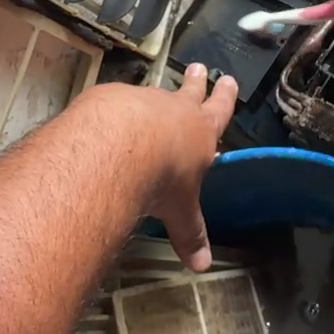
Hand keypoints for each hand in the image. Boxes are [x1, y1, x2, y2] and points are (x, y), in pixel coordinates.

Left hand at [74, 63, 236, 270]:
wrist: (119, 144)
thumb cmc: (163, 178)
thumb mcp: (179, 211)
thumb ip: (189, 234)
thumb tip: (202, 266)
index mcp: (200, 132)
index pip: (219, 111)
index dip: (224, 97)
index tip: (228, 79)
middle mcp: (174, 111)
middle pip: (189, 91)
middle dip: (196, 81)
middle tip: (197, 67)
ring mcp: (141, 101)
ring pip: (152, 96)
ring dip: (154, 98)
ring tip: (151, 97)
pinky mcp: (110, 99)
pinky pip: (116, 103)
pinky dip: (114, 111)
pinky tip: (104, 122)